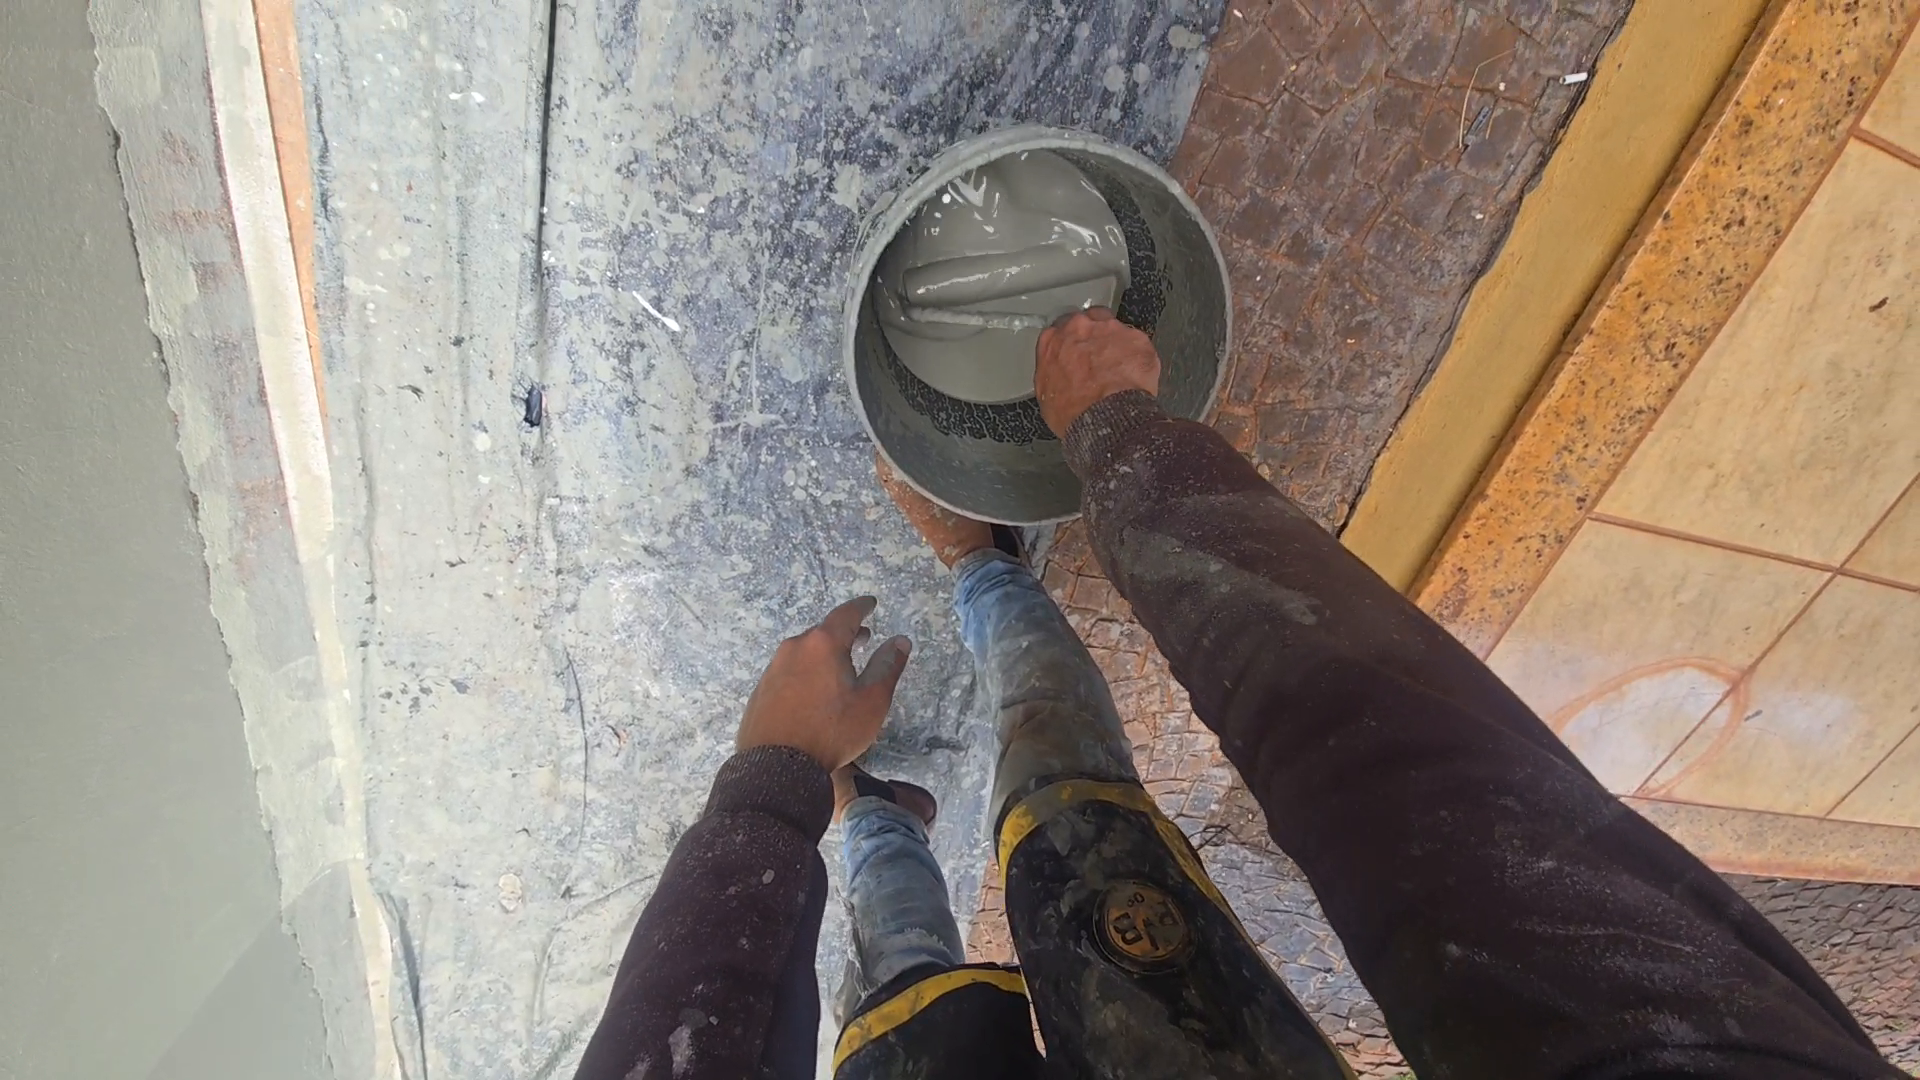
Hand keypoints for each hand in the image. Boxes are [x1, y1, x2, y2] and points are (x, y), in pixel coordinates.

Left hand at [736, 596, 912, 769]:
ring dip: (824, 653)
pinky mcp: (762, 689)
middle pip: (824, 632)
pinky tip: (814, 689)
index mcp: (823, 644)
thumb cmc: (831, 730)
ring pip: (805, 651)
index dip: (861, 607)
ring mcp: (774, 668)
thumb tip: (900, 640)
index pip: (846, 614)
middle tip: (862, 637)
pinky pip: (790, 670)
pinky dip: (807, 670)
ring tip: (839, 665)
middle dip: (845, 632)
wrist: (775, 767)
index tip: (870, 604)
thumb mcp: (871, 701)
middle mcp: (795, 647)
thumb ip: (887, 666)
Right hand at [1034, 307, 1161, 437]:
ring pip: (1114, 329)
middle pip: (1089, 321)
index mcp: (1053, 341)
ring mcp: (1110, 330)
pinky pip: (1137, 344)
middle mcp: (1080, 328)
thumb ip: (1052, 372)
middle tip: (1097, 361)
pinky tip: (1133, 376)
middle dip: (1094, 337)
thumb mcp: (1046, 395)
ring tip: (1117, 371)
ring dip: (1116, 345)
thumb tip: (1059, 376)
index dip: (1070, 344)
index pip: (1059, 331)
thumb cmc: (1074, 411)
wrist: (1104, 418)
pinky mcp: (1136, 338)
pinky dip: (1136, 358)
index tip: (1074, 354)